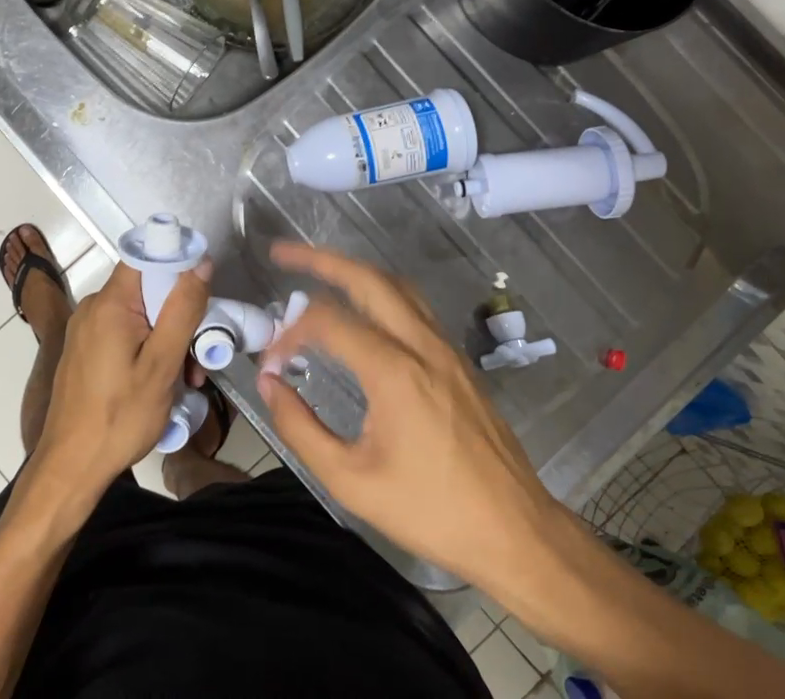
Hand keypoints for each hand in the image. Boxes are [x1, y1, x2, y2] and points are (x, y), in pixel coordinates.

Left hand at [23, 260, 211, 505]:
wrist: (72, 466)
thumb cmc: (119, 417)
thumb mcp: (162, 364)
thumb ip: (182, 310)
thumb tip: (199, 262)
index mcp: (108, 303)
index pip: (145, 258)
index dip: (178, 265)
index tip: (204, 292)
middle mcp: (92, 308)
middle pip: (146, 290)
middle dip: (178, 316)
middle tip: (198, 355)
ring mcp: (86, 331)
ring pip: (139, 317)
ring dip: (166, 340)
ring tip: (185, 379)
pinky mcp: (85, 352)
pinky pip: (124, 336)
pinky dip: (147, 351)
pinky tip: (162, 384)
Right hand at [254, 242, 568, 582]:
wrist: (514, 531)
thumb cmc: (429, 511)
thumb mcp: (349, 480)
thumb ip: (300, 427)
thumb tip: (270, 383)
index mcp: (394, 372)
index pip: (328, 323)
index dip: (289, 333)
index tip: (272, 363)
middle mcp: (422, 348)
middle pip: (370, 280)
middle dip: (322, 260)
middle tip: (282, 253)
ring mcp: (447, 352)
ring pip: (399, 288)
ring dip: (356, 272)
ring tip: (320, 270)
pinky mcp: (460, 365)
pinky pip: (417, 309)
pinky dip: (382, 295)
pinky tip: (365, 312)